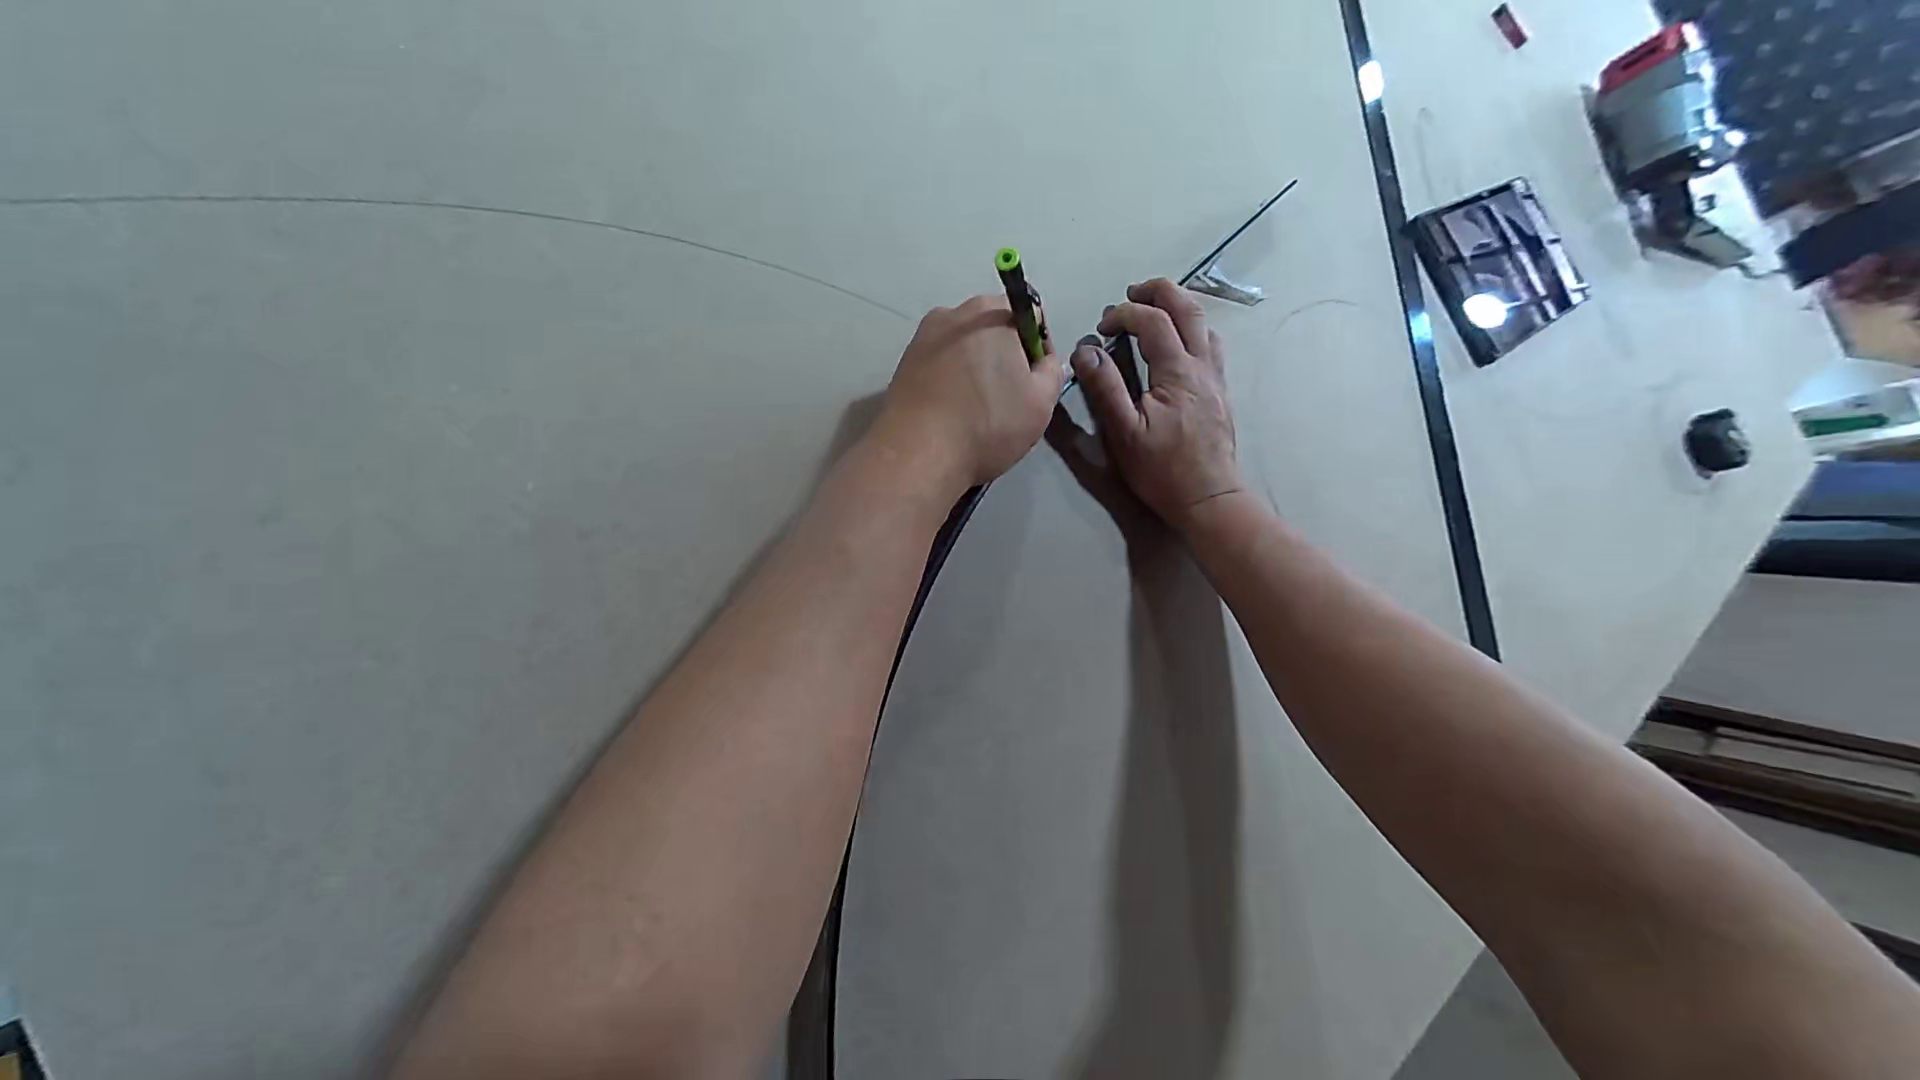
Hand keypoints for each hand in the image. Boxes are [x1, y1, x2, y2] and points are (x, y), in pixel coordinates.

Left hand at [868, 295, 1068, 495]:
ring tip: (978, 413)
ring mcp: (921, 339)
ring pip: (964, 352)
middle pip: (993, 332)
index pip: (1029, 316)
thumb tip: (1043, 361)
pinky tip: (953, 416)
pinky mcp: (903, 366)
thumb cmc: (987, 425)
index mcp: (990, 312)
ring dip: (977, 373)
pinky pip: (940, 369)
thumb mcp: (1041, 403)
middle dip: (1006, 359)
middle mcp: (952, 314)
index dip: (1040, 349)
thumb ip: (1052, 372)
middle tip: (1010, 401)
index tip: (1036, 382)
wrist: (917, 455)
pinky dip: (951, 385)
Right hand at [1072, 279, 1242, 530]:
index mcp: (1177, 372)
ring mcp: (1216, 378)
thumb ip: (1106, 389)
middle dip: (1159, 292)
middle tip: (1132, 292)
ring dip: (1178, 308)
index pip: (1153, 321)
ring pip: (1204, 325)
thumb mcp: (1124, 433)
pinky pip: (1210, 345)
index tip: (1102, 328)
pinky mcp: (1220, 392)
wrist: (1208, 497)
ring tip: (1153, 312)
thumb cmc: (1162, 470)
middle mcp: (1202, 366)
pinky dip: (1192, 330)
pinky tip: (1177, 346)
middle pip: (1188, 309)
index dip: (1125, 314)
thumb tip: (1086, 351)